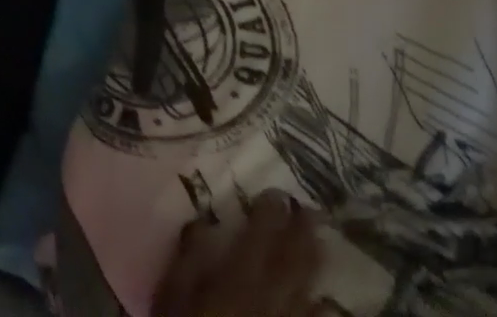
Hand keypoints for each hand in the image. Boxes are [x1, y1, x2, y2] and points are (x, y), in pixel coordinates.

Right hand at [154, 190, 328, 316]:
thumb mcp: (172, 294)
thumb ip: (188, 258)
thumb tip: (202, 221)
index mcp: (238, 279)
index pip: (260, 237)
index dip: (270, 213)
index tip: (276, 192)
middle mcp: (271, 297)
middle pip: (294, 259)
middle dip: (302, 231)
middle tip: (309, 208)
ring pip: (310, 286)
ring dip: (316, 260)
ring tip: (321, 240)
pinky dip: (322, 306)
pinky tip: (325, 300)